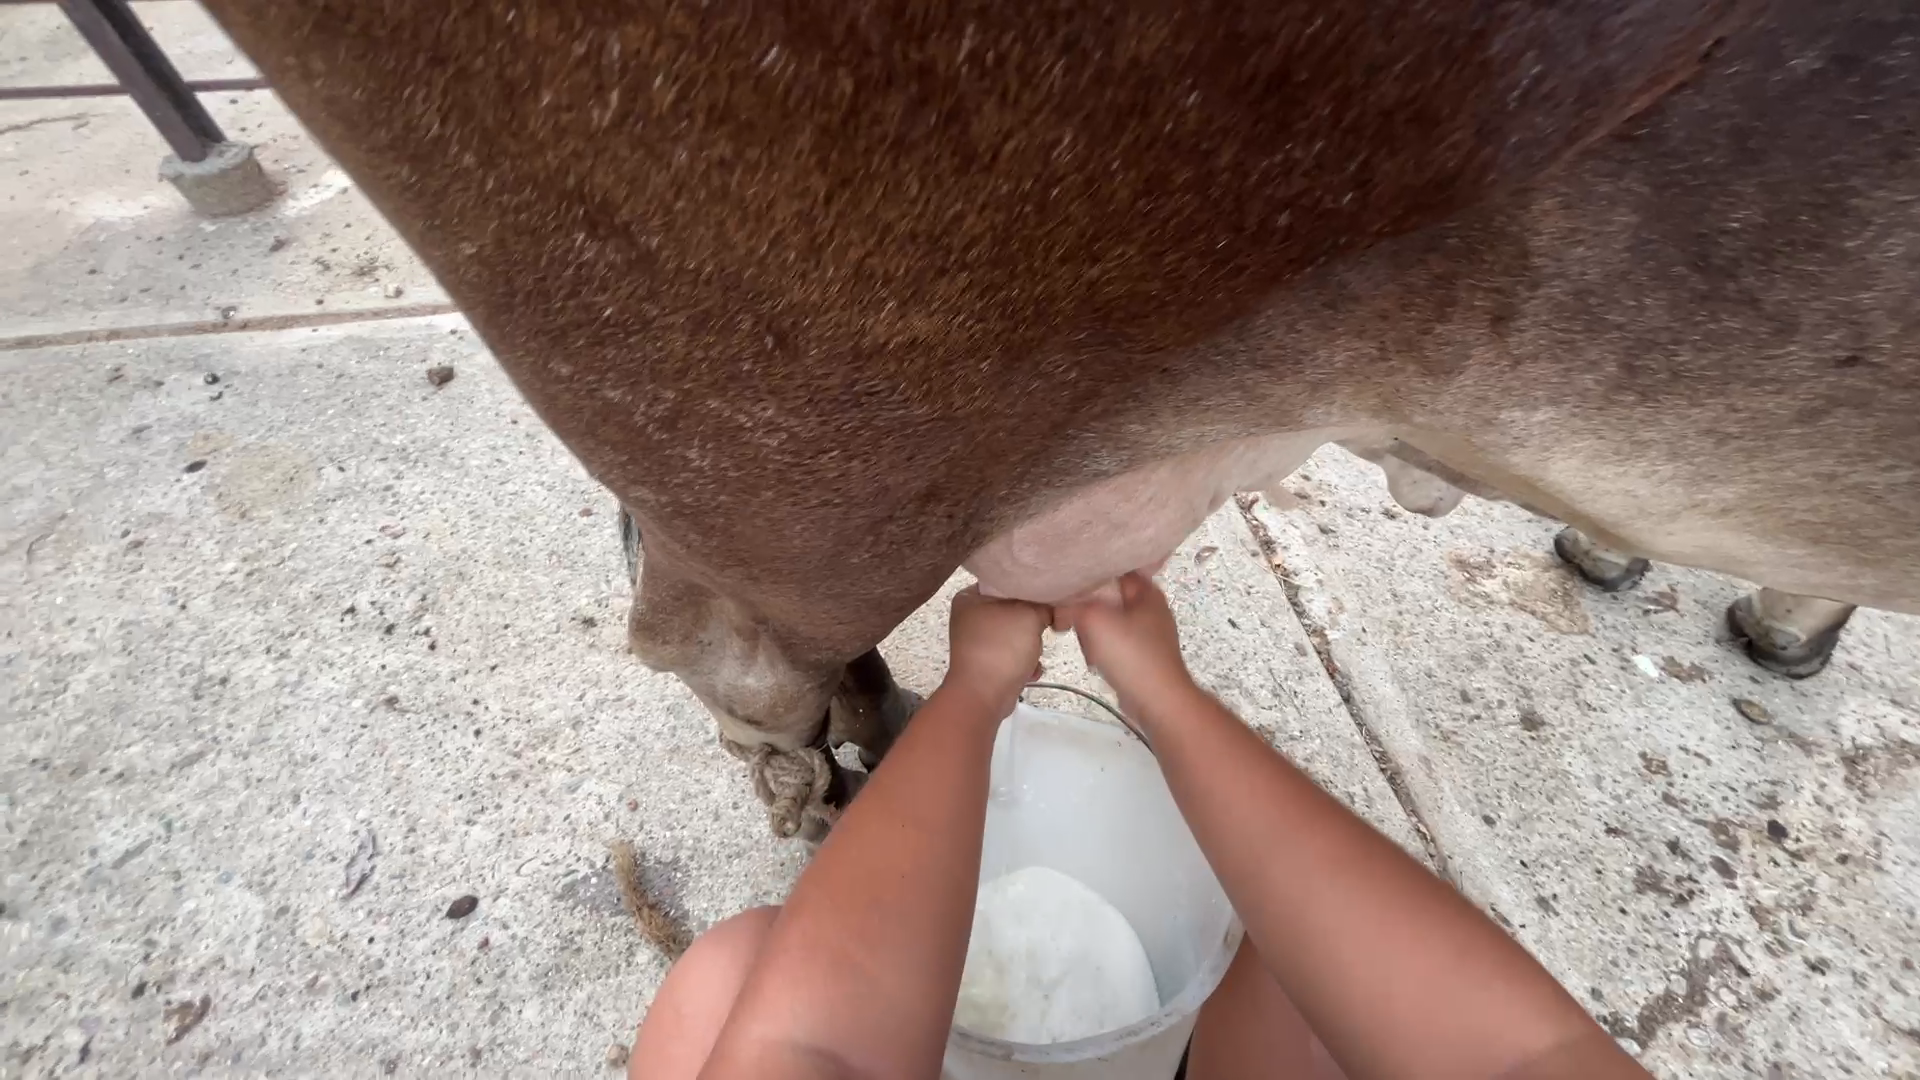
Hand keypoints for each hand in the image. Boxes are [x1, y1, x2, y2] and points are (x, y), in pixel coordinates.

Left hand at [945, 587, 1049, 716]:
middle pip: (1013, 608)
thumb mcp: (1029, 615)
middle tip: (1045, 626)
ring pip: (1016, 633)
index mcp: (970, 597)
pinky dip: (1023, 662)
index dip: (1032, 586)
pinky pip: (1012, 654)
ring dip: (1031, 645)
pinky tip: (1029, 670)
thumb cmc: (1001, 648)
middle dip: (1033, 622)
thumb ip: (1044, 604)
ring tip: (1034, 653)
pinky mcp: (986, 662)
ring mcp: (976, 641)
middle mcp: (970, 616)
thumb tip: (1052, 607)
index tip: (1051, 595)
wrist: (983, 697)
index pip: (1007, 581)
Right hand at [1060, 573, 1195, 719]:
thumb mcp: (1094, 619)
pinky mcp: (1145, 654)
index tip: (1067, 578)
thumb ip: (1074, 603)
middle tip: (1071, 614)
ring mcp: (1150, 632)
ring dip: (1094, 629)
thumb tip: (1061, 602)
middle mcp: (1152, 607)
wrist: (1158, 700)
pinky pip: (1117, 642)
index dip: (1090, 570)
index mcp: (1147, 590)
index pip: (1114, 567)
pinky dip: (1103, 648)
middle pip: (1110, 595)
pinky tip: (1095, 659)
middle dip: (1089, 605)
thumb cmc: (1130, 654)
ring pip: (1111, 620)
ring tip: (1084, 640)